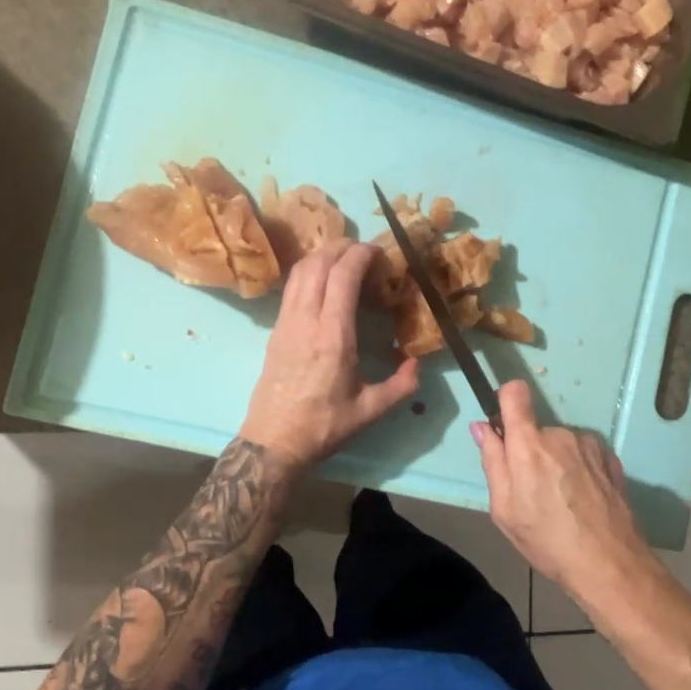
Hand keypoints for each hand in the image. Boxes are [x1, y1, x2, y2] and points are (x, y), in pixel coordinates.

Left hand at [240, 240, 421, 471]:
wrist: (273, 442)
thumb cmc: (323, 427)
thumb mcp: (371, 411)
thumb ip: (401, 385)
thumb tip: (417, 363)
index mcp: (333, 336)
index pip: (342, 276)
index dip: (360, 255)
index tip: (378, 251)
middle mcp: (306, 321)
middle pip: (318, 263)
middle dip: (342, 247)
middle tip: (364, 250)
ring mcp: (286, 323)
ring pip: (300, 271)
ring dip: (322, 255)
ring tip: (344, 259)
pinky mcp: (275, 330)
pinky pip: (291, 287)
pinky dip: (308, 272)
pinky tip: (323, 282)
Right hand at [473, 380, 653, 594]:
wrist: (609, 564)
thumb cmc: (547, 541)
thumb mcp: (504, 510)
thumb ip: (492, 462)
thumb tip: (481, 428)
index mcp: (528, 445)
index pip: (514, 394)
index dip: (506, 401)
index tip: (505, 424)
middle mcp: (560, 435)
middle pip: (537, 430)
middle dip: (531, 452)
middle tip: (534, 492)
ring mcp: (589, 445)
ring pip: (561, 445)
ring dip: (558, 463)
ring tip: (563, 502)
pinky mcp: (611, 458)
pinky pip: (584, 455)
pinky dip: (580, 470)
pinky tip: (583, 501)